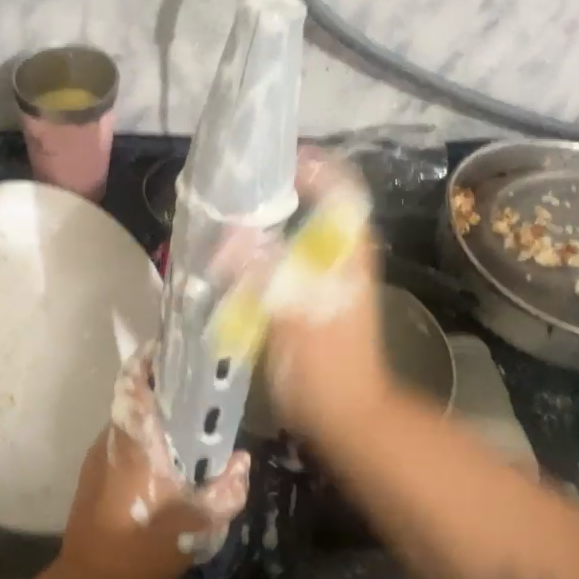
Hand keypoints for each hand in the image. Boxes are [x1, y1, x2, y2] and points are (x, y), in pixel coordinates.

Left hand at [58, 351, 249, 578]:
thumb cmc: (142, 551)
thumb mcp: (196, 526)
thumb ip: (225, 491)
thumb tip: (243, 461)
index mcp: (133, 441)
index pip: (133, 382)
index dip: (151, 358)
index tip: (176, 346)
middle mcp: (111, 439)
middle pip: (135, 398)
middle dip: (165, 386)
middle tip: (201, 383)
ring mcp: (99, 457)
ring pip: (130, 421)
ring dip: (156, 414)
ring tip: (193, 418)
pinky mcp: (95, 475)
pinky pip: (125, 442)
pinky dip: (147, 437)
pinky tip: (172, 457)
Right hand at [258, 150, 395, 439]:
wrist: (350, 418)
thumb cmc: (328, 370)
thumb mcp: (295, 320)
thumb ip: (265, 273)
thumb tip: (233, 233)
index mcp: (346, 252)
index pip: (341, 190)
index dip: (314, 167)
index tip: (274, 160)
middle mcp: (341, 256)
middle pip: (318, 204)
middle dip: (280, 191)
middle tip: (236, 189)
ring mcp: (330, 278)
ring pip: (301, 232)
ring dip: (269, 221)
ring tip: (227, 219)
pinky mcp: (315, 299)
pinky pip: (289, 259)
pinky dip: (264, 251)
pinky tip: (233, 262)